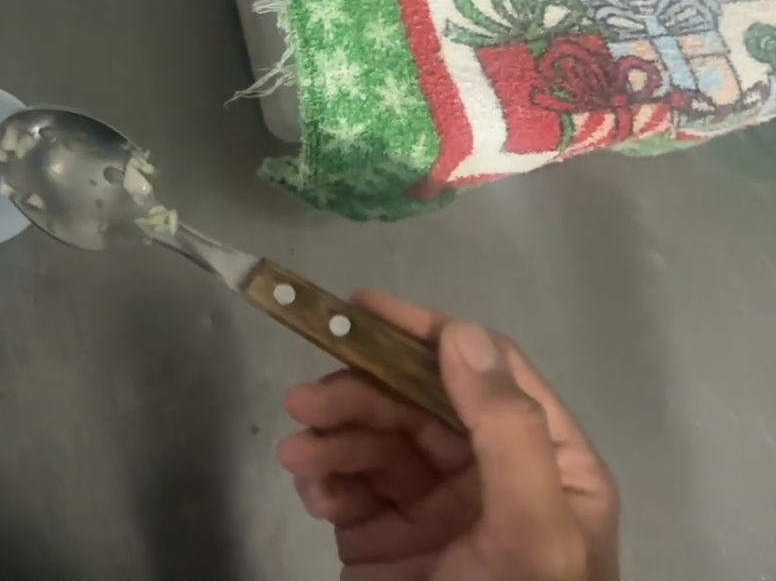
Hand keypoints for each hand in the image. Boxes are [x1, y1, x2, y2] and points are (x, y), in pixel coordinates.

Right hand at [278, 290, 619, 580]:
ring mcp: (426, 499)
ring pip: (364, 434)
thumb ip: (504, 431)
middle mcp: (483, 472)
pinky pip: (341, 477)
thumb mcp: (531, 534)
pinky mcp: (377, 524)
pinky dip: (319, 477)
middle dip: (350, 395)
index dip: (423, 331)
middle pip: (405, 398)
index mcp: (542, 465)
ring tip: (298, 459)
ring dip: (324, 438)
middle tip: (301, 403)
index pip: (485, 369)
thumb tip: (460, 334)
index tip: (358, 305)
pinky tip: (314, 496)